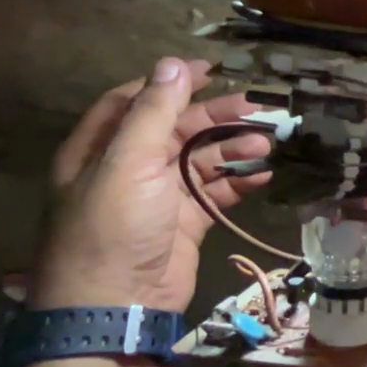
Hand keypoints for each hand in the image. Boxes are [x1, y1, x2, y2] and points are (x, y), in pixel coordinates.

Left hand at [31, 58, 270, 313]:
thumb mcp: (129, 164)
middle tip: (258, 109)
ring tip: (266, 147)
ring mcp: (159, 196)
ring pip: (202, 159)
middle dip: (216, 117)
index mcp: (101, 150)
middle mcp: (128, 168)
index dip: (169, 83)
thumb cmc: (114, 227)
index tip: (211, 70)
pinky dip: (241, 181)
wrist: (117, 301)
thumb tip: (172, 64)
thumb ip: (153, 114)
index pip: (134, 102)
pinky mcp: (186, 221)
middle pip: (176, 129)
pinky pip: (217, 191)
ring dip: (234, 149)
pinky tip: (265, 175)